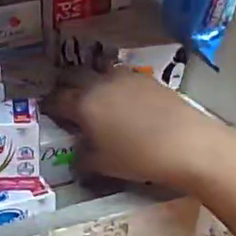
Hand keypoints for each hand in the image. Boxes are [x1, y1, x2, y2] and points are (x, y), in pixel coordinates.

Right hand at [46, 70, 231, 190]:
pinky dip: (112, 83)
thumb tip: (76, 154)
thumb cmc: (139, 157)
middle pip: (73, 76)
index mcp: (83, 104)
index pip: (56, 99)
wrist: (188, 144)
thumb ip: (82, 158)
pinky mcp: (146, 78)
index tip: (47, 112)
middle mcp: (99, 83)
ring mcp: (124, 77)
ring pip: (97, 70)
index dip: (48, 106)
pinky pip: (120, 75)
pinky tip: (121, 98)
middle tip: (65, 99)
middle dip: (65, 86)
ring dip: (90, 79)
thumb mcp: (103, 165)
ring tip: (92, 94)